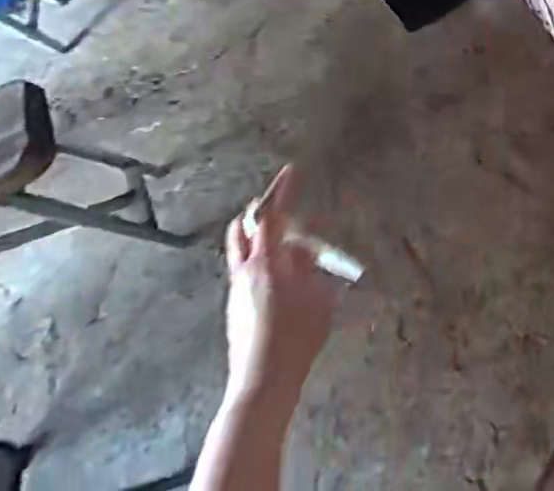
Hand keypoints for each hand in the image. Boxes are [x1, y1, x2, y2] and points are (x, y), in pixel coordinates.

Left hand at [224, 166, 339, 400]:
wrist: (262, 382)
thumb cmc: (297, 338)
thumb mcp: (317, 297)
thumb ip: (310, 267)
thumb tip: (304, 249)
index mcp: (266, 263)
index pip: (271, 214)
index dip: (282, 190)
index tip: (292, 171)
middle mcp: (245, 271)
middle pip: (244, 228)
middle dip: (262, 213)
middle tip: (284, 210)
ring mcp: (236, 290)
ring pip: (243, 250)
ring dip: (262, 238)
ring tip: (289, 245)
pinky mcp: (236, 308)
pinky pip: (246, 270)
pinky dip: (263, 261)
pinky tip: (285, 280)